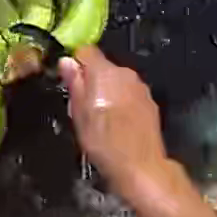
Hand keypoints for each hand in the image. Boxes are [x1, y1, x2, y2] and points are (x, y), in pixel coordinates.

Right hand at [59, 46, 191, 216]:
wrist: (141, 165)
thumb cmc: (104, 142)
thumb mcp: (79, 115)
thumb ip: (74, 84)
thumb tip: (66, 61)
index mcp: (105, 72)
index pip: (87, 51)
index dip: (76, 63)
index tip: (70, 80)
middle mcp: (125, 73)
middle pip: (103, 66)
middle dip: (91, 80)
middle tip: (83, 106)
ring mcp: (140, 86)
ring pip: (117, 80)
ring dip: (107, 90)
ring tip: (100, 118)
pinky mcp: (149, 100)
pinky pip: (129, 92)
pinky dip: (122, 100)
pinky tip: (118, 122)